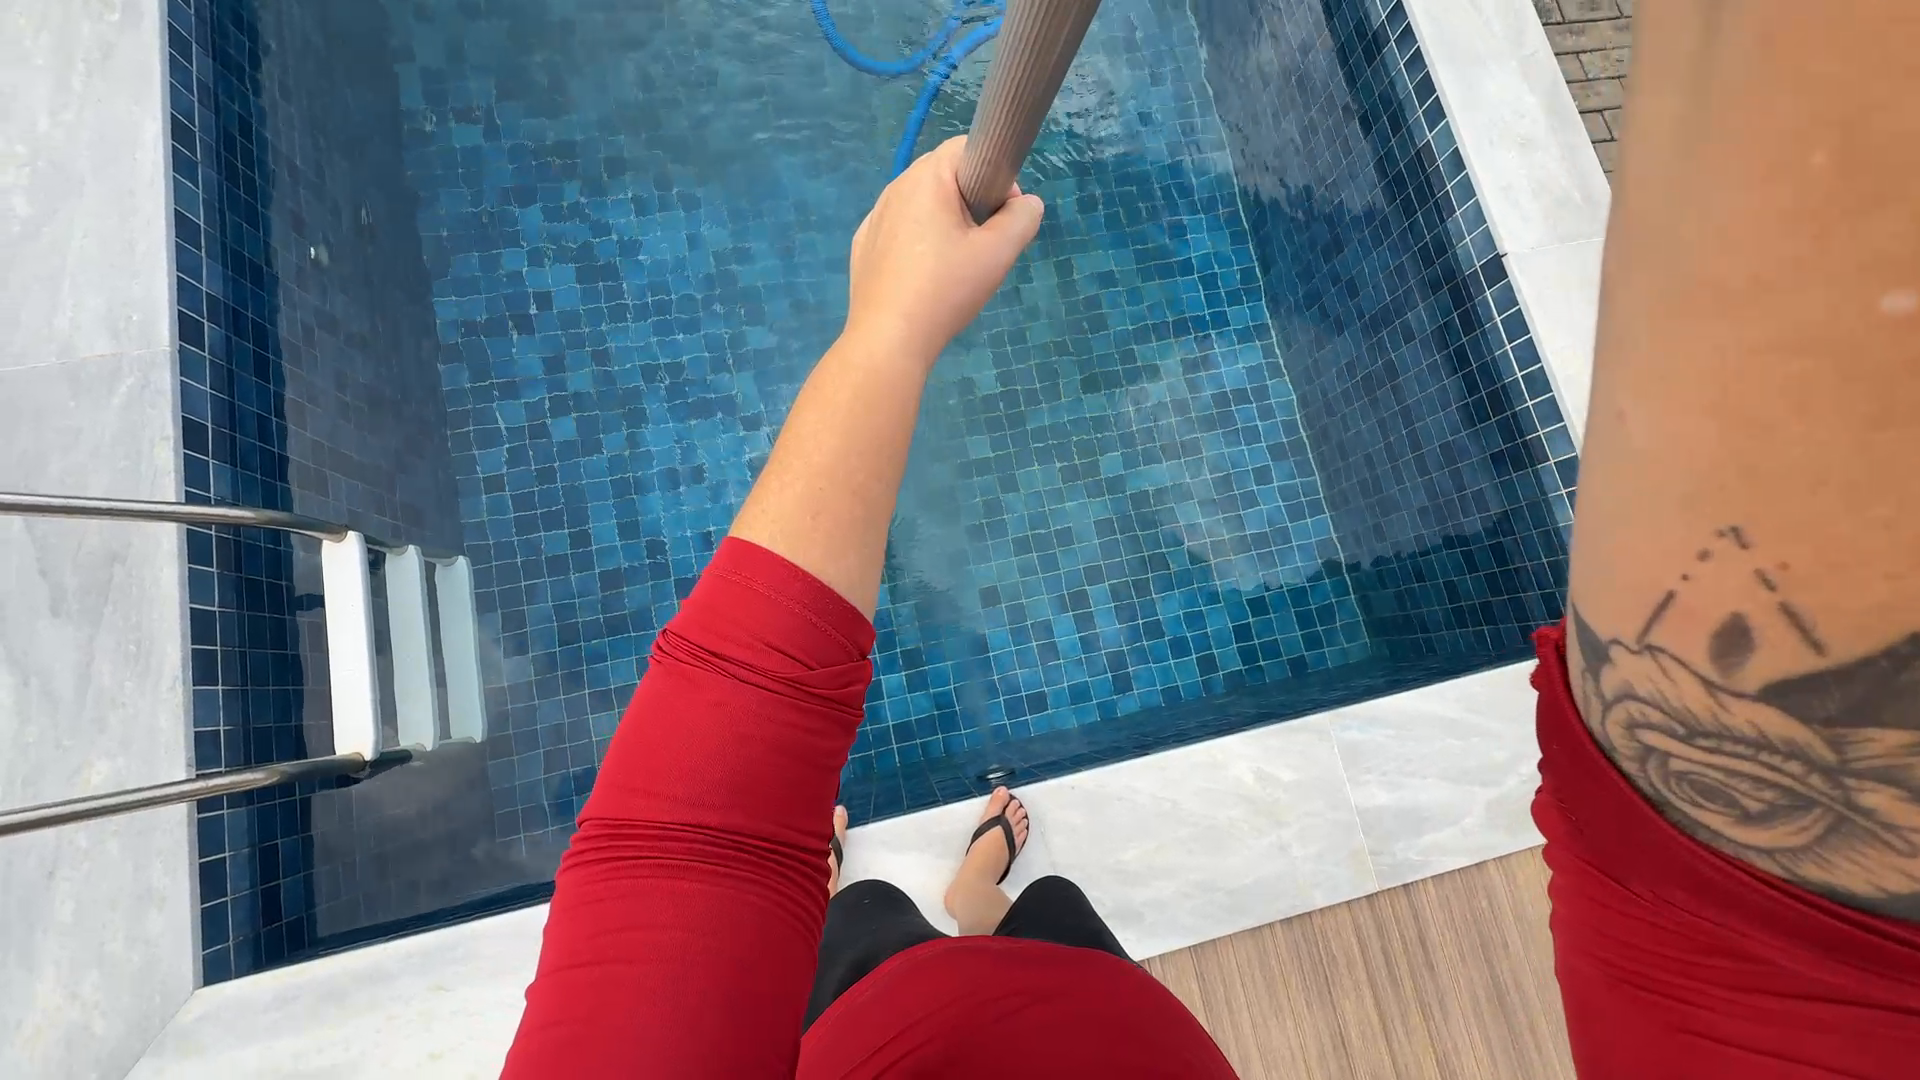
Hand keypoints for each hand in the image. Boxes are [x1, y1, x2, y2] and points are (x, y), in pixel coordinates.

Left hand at [843, 136, 1044, 366]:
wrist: (889, 339)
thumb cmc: (945, 291)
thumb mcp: (997, 255)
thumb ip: (1022, 220)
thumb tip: (1026, 204)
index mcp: (927, 178)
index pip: (967, 148)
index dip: (995, 175)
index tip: (1003, 217)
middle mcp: (894, 188)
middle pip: (943, 178)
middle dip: (971, 203)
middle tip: (982, 248)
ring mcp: (873, 218)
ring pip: (920, 207)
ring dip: (943, 226)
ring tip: (953, 269)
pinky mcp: (863, 248)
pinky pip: (899, 233)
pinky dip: (917, 246)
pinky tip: (923, 281)